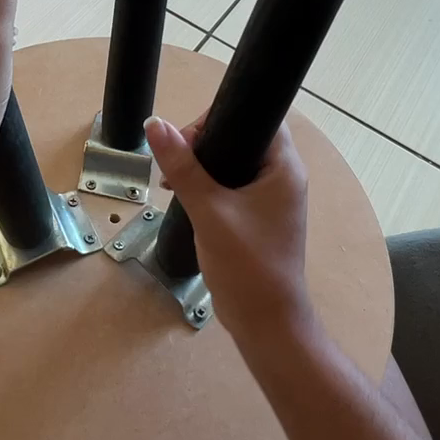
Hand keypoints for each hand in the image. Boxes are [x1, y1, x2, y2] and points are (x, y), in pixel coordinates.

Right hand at [147, 116, 311, 332]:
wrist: (265, 323)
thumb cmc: (247, 265)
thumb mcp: (209, 210)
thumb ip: (183, 166)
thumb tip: (155, 124)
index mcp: (284, 167)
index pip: (258, 116)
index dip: (222, 115)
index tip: (189, 136)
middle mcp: (282, 176)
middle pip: (241, 136)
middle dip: (203, 142)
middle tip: (176, 160)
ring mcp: (270, 197)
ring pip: (232, 160)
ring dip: (201, 164)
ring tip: (172, 178)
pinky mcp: (257, 214)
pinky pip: (230, 183)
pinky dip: (207, 183)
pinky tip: (181, 192)